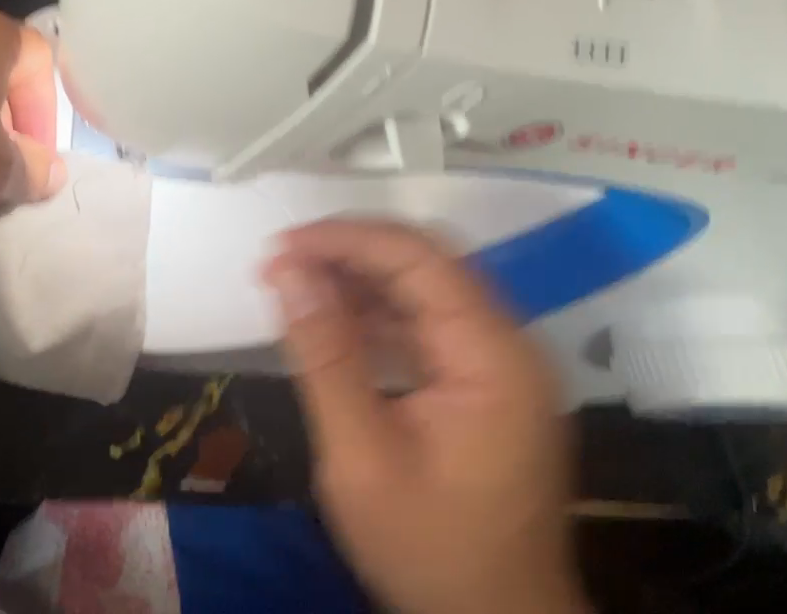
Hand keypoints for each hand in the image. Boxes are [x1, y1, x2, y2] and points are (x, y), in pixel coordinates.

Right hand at [264, 219, 585, 613]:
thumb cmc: (429, 547)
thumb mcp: (361, 454)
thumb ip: (324, 354)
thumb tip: (286, 270)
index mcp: (492, 357)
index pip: (417, 258)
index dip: (343, 240)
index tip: (278, 247)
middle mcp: (508, 347)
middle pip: (425, 265)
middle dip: (347, 254)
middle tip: (278, 266)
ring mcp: (500, 367)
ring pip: (423, 291)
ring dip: (356, 281)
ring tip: (291, 288)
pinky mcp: (484, 387)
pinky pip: (426, 326)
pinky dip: (374, 316)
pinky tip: (329, 325)